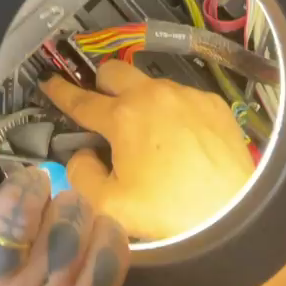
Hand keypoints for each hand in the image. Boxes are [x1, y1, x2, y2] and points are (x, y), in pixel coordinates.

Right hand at [42, 59, 254, 241]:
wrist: (237, 215)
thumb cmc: (168, 212)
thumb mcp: (109, 206)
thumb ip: (82, 175)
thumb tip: (83, 154)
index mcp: (121, 117)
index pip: (80, 99)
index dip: (60, 91)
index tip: (49, 81)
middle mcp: (151, 95)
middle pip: (114, 70)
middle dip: (103, 84)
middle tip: (106, 109)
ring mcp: (185, 95)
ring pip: (150, 83)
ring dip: (141, 100)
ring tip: (151, 133)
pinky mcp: (213, 103)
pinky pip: (183, 97)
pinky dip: (174, 112)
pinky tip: (183, 140)